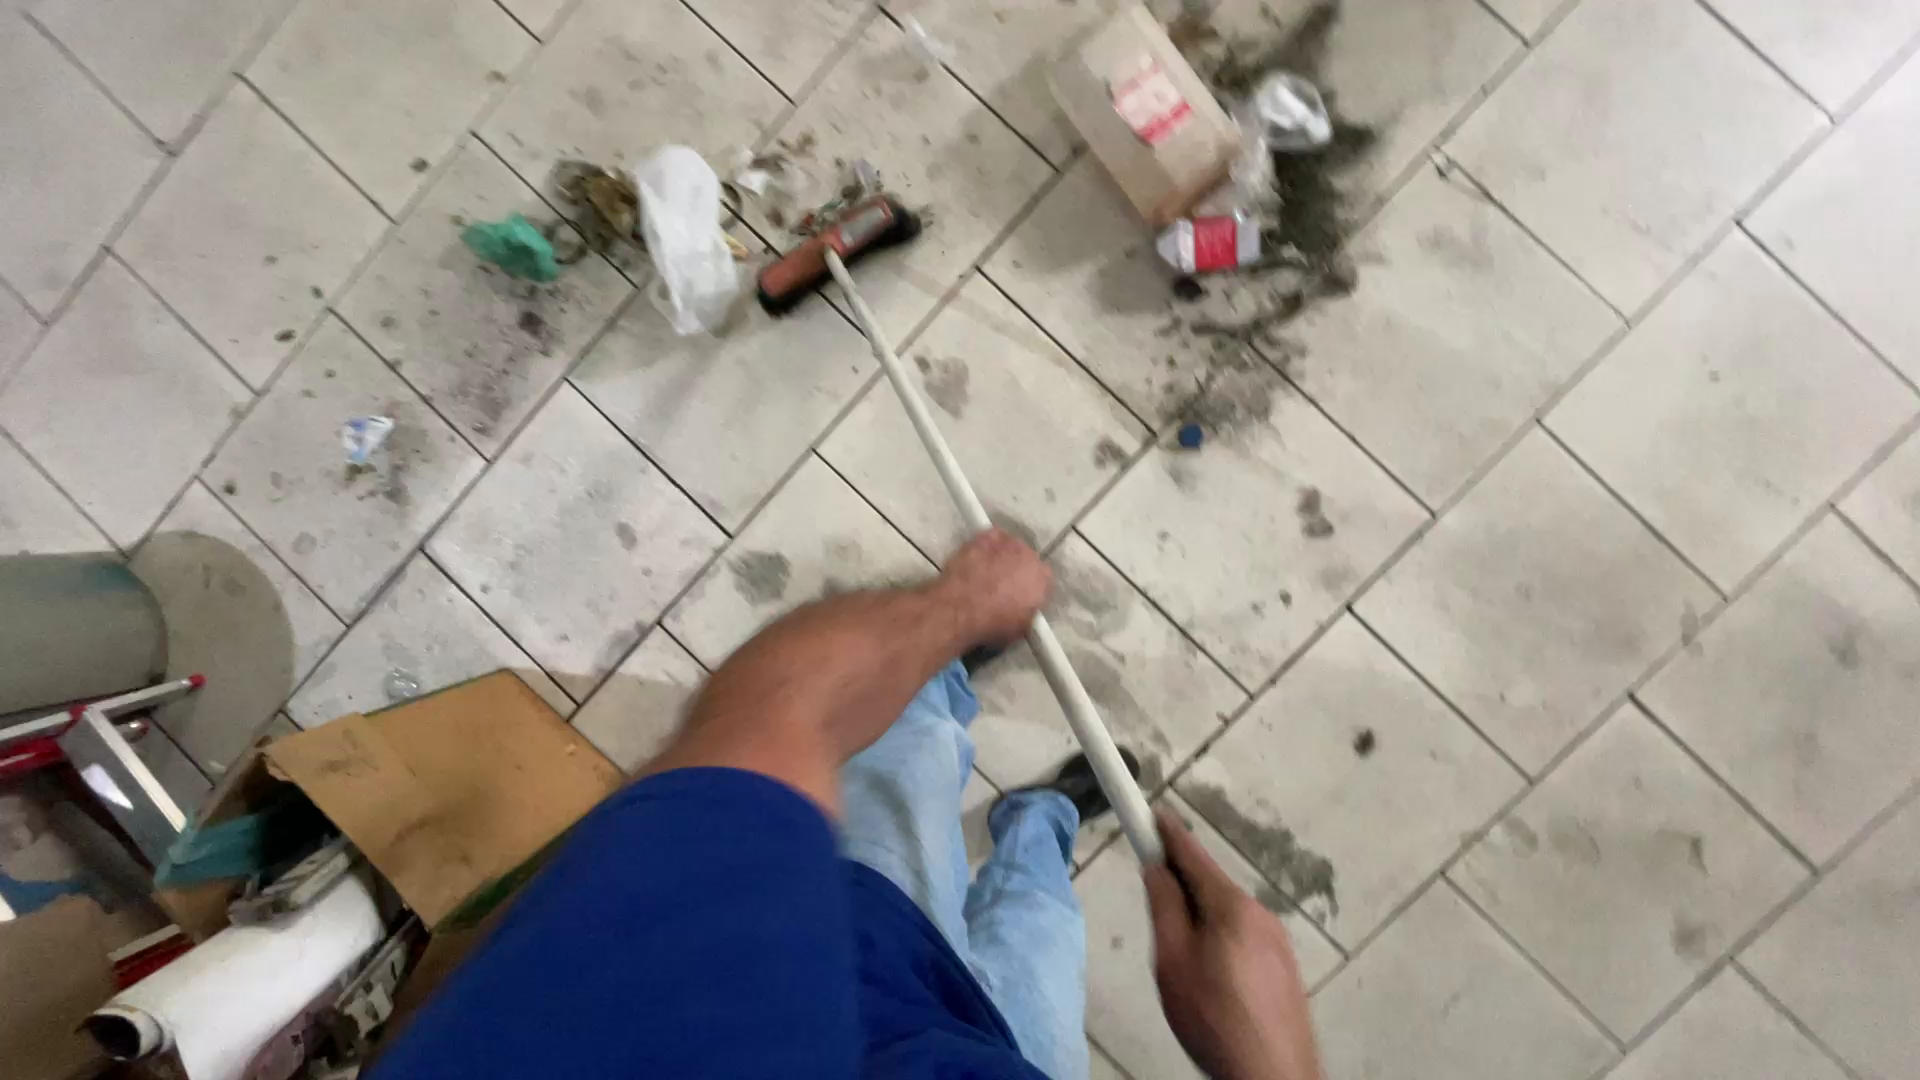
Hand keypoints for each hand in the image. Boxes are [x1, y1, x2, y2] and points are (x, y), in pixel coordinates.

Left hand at [935, 528, 1051, 645]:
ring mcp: (1008, 543)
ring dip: (1003, 556)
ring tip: (986, 570)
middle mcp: (1031, 557)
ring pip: (1010, 546)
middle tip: (1002, 583)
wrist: (961, 609)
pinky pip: (992, 537)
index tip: (1020, 595)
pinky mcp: (986, 536)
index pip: (1044, 579)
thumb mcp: (1020, 627)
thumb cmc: (993, 624)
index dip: (1031, 587)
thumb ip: (1028, 609)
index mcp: (1043, 579)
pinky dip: (987, 544)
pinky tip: (978, 556)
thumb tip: (1024, 605)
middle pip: (1028, 559)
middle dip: (1018, 569)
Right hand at [1143, 809, 1322, 1079]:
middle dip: (1181, 885)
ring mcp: (1278, 941)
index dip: (1166, 830)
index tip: (1149, 810)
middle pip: (1210, 883)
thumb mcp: (1173, 960)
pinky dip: (1220, 936)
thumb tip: (1156, 867)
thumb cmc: (1214, 1018)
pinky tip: (1212, 976)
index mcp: (1232, 905)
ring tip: (1184, 960)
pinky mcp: (1285, 968)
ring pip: (1226, 911)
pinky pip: (1243, 934)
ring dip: (1201, 915)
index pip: (1192, 853)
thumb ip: (1163, 906)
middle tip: (1157, 911)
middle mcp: (1260, 912)